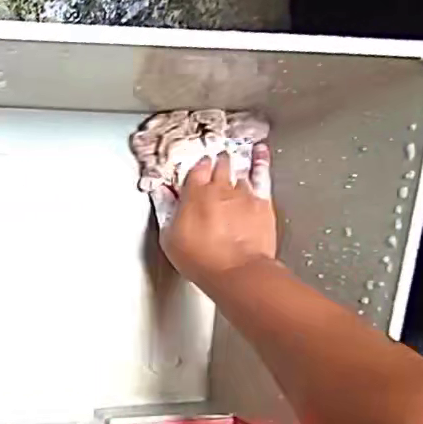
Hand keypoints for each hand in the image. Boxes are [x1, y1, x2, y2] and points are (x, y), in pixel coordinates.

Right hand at [155, 142, 276, 286]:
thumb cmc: (201, 258)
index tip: (195, 168)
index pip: (195, 170)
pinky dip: (261, 161)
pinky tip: (261, 152)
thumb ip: (165, 210)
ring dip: (233, 163)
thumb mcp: (170, 238)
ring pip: (238, 169)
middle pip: (218, 165)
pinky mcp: (262, 201)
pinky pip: (262, 174)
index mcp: (194, 195)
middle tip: (213, 160)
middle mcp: (219, 188)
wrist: (237, 270)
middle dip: (215, 162)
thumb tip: (160, 194)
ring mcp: (242, 193)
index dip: (195, 167)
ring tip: (231, 156)